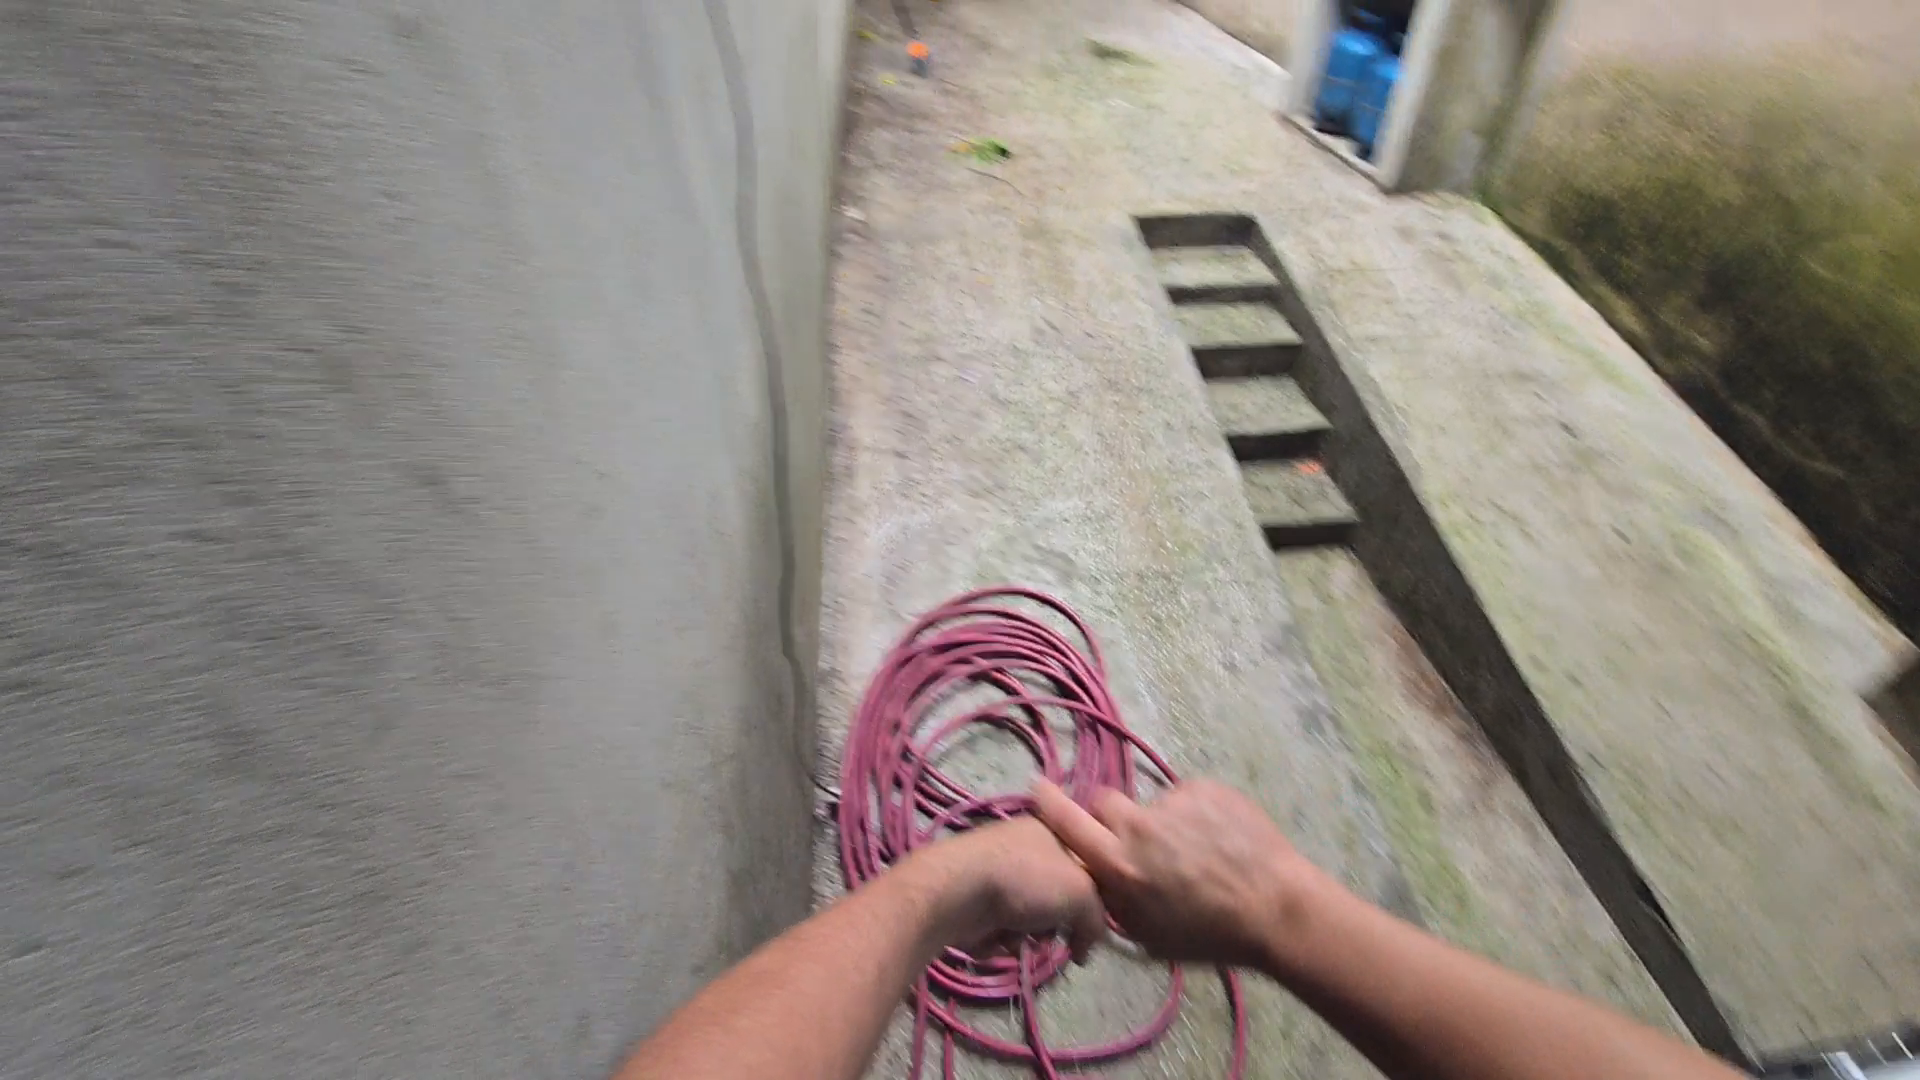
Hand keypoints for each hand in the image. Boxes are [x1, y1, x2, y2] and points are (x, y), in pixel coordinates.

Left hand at [904, 816, 1107, 961]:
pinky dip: (1006, 939)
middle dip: (1058, 921)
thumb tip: (1085, 947)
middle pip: (1059, 895)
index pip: (1085, 863)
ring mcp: (1000, 873)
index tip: (1093, 924)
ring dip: (1032, 935)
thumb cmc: (1026, 879)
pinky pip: (1006, 928)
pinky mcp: (979, 900)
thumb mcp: (1081, 892)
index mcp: (1052, 830)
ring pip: (1033, 917)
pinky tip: (1000, 938)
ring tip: (1022, 936)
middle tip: (1055, 933)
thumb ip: (1097, 917)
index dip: (1094, 897)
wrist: (959, 890)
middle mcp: (1026, 847)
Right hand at [1030, 777, 1324, 967]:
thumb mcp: (1151, 935)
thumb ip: (1116, 901)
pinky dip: (1195, 816)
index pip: (1066, 821)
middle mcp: (1139, 824)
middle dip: (1111, 817)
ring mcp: (1172, 800)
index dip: (1046, 802)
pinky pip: (1185, 798)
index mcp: (1120, 863)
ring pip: (1152, 804)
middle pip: (1104, 802)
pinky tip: (1219, 840)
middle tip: (1137, 841)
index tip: (1036, 787)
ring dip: (1162, 823)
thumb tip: (1100, 880)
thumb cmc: (1211, 934)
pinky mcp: (1203, 787)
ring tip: (1197, 851)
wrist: (1280, 909)